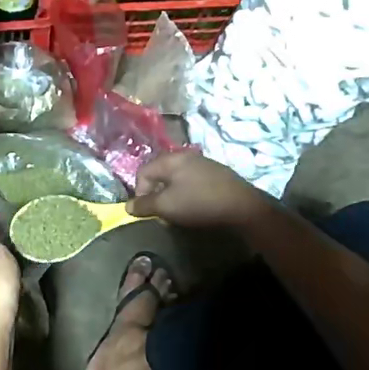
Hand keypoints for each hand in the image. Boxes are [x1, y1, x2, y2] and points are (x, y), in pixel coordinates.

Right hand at [129, 151, 274, 229]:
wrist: (241, 206)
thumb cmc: (198, 203)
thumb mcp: (166, 206)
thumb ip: (144, 205)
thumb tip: (127, 206)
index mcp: (170, 159)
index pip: (143, 172)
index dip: (139, 192)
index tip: (147, 211)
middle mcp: (185, 156)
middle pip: (160, 174)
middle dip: (156, 195)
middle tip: (162, 213)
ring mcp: (203, 163)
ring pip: (176, 179)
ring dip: (172, 197)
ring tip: (178, 214)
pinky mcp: (216, 174)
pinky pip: (192, 182)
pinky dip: (187, 194)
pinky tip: (195, 208)